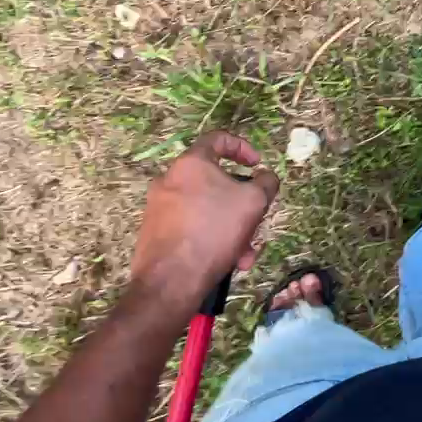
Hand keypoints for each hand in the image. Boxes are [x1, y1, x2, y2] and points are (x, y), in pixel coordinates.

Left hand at [128, 132, 280, 317]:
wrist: (169, 283)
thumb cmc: (214, 231)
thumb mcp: (254, 201)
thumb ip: (266, 182)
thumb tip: (264, 177)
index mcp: (191, 163)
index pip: (218, 138)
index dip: (243, 147)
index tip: (257, 165)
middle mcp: (169, 180)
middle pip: (216, 180)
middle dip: (242, 201)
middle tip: (256, 218)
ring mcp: (159, 209)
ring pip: (208, 208)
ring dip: (232, 226)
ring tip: (245, 253)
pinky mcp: (155, 234)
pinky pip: (193, 227)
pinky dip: (213, 238)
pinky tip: (229, 262)